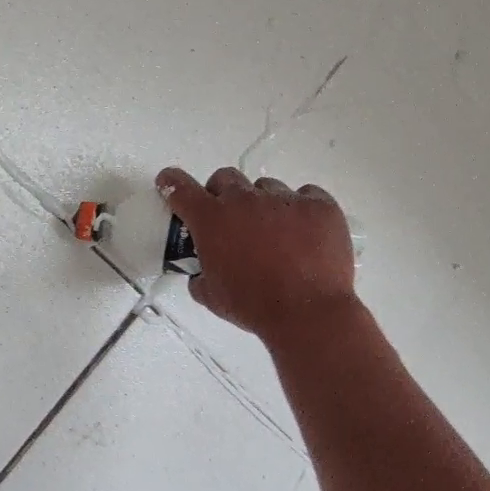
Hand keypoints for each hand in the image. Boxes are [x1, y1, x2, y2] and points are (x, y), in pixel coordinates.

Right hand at [156, 166, 358, 342]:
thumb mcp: (210, 295)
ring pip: (266, 188)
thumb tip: (202, 272)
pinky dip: (300, 210)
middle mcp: (244, 200)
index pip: (180, 187)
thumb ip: (199, 274)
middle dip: (221, 194)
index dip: (172, 182)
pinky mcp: (320, 205)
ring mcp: (285, 199)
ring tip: (274, 233)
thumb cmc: (251, 305)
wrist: (307, 312)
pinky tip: (304, 234)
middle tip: (230, 219)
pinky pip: (306, 195)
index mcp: (211, 220)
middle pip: (225, 178)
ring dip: (262, 204)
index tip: (169, 182)